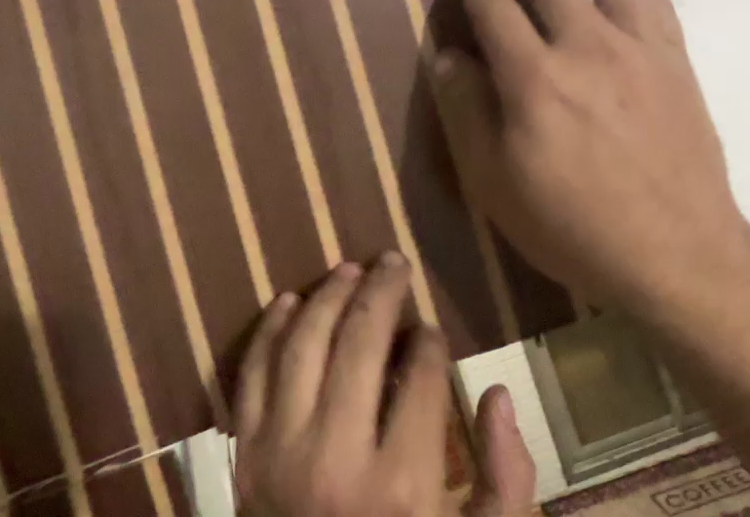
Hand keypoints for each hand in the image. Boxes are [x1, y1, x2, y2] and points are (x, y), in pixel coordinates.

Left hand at [233, 255, 535, 516]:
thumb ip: (504, 482)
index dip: (431, 342)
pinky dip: (270, 331)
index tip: (432, 328)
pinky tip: (291, 301)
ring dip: (327, 297)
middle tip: (393, 261)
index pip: (421, 379)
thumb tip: (495, 394)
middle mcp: (337, 458)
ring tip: (348, 268)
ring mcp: (281, 452)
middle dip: (381, 292)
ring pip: (303, 345)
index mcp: (403, 488)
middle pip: (360, 344)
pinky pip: (252, 374)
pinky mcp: (244, 456)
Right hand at [432, 0, 749, 320]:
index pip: (494, 4)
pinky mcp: (679, 67)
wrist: (679, 257)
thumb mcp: (495, 182)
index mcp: (533, 78)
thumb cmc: (571, 226)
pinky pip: (655, 4)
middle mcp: (586, 49)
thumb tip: (449, 56)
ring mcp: (641, 53)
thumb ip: (467, 111)